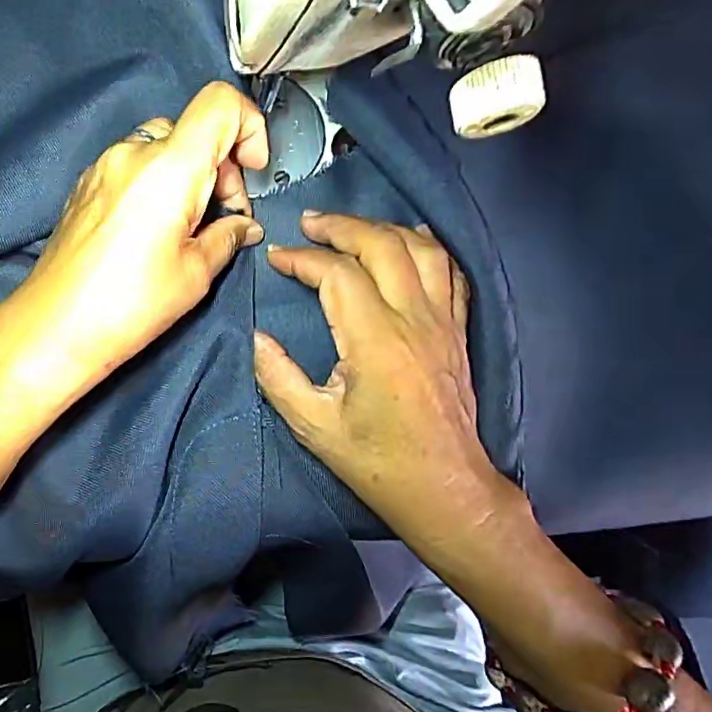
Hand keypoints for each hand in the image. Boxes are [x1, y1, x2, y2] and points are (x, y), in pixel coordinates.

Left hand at [0, 82, 268, 409]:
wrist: (53, 328)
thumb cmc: (124, 306)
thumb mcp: (194, 275)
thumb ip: (228, 237)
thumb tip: (242, 226)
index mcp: (168, 167)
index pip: (220, 104)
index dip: (249, 128)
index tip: (252, 169)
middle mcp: (131, 153)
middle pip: (191, 131)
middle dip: (218, 169)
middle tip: (221, 220)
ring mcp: (101, 168)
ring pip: (160, 149)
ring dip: (184, 178)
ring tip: (183, 231)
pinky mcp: (83, 188)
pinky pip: (130, 168)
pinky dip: (153, 186)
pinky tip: (150, 232)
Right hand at [252, 212, 516, 542]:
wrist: (443, 488)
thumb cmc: (373, 460)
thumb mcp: (311, 424)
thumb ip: (276, 374)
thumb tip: (254, 336)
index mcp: (375, 341)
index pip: (338, 275)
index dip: (303, 259)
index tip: (277, 259)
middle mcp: (414, 320)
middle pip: (383, 245)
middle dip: (342, 226)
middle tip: (309, 224)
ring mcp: (443, 323)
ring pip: (422, 249)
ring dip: (383, 228)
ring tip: (350, 228)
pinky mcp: (458, 332)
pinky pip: (452, 272)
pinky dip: (427, 247)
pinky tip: (409, 240)